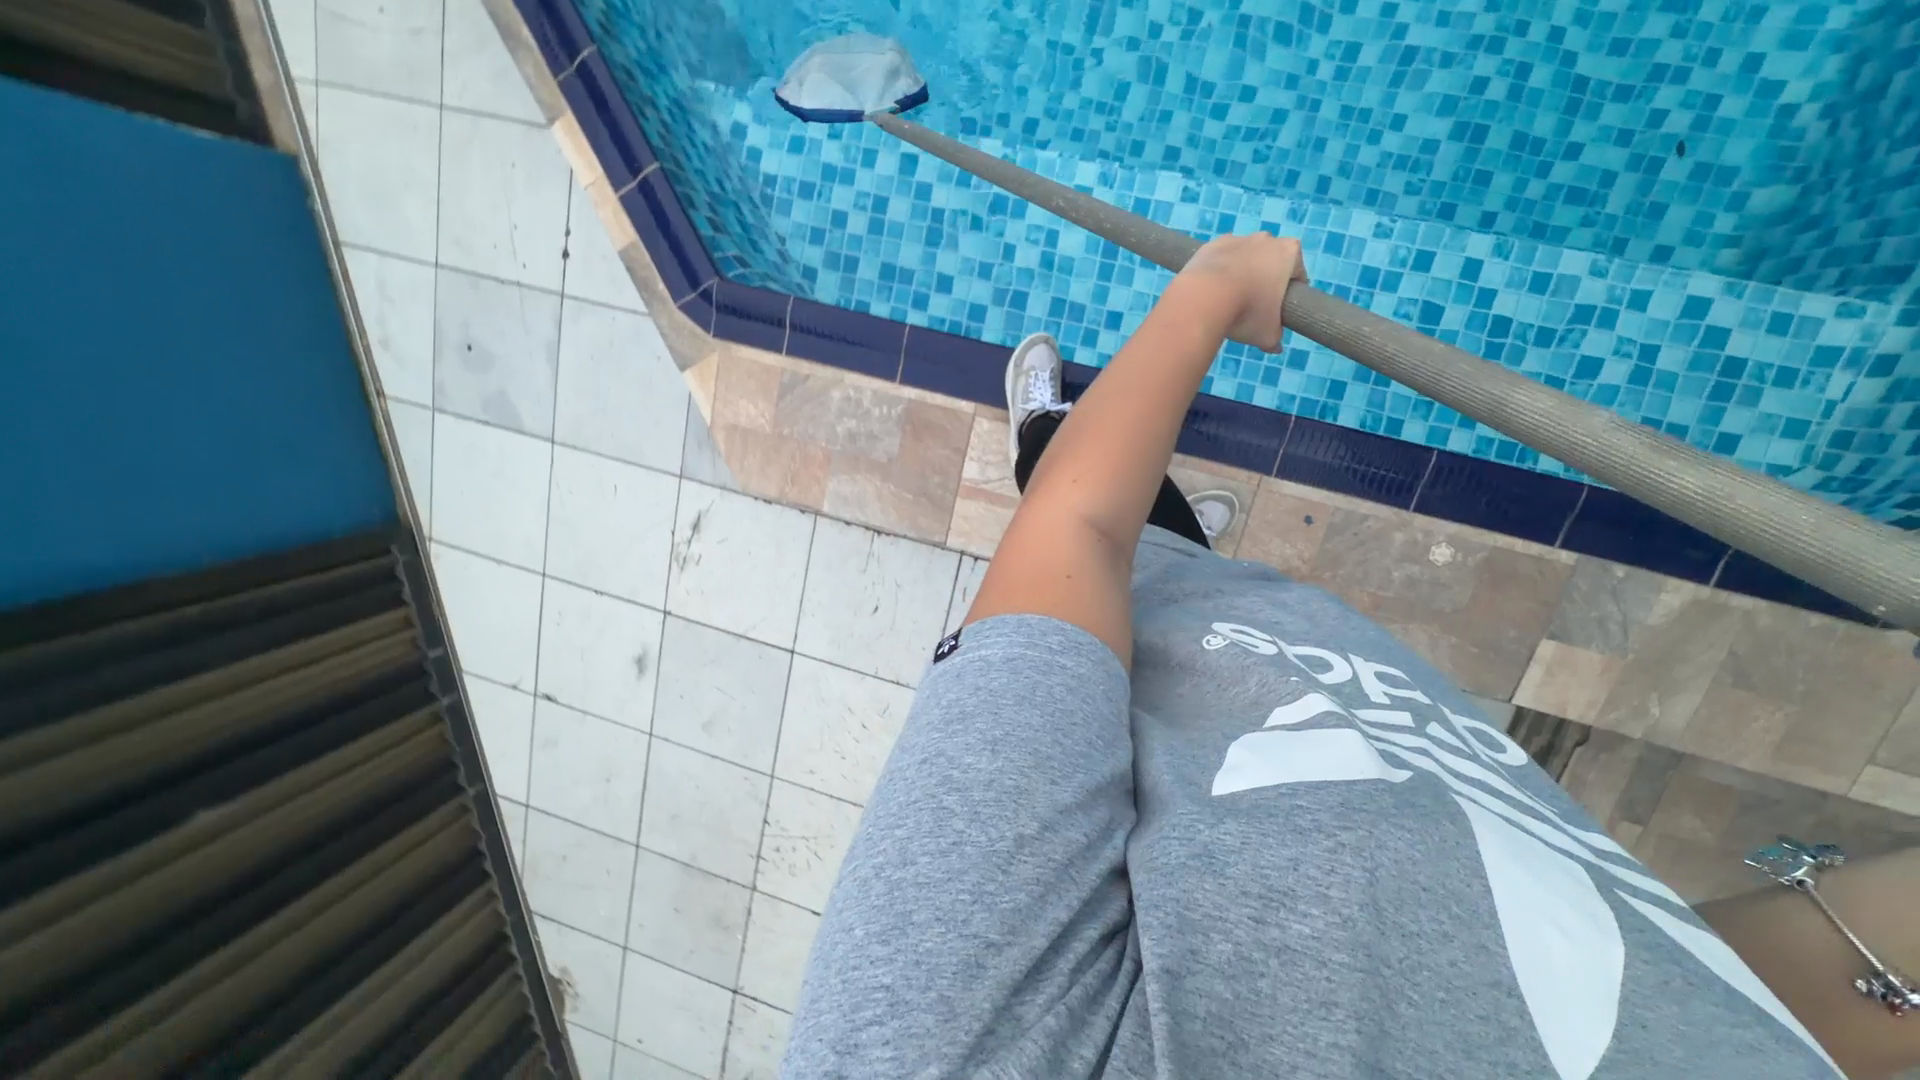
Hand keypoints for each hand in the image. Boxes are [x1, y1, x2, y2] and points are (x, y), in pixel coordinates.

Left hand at [1173, 233, 1309, 350]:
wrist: (1202, 298)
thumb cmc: (1246, 312)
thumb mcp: (1267, 333)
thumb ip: (1275, 338)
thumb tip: (1275, 347)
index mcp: (1289, 252)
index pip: (1297, 273)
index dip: (1290, 293)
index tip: (1279, 310)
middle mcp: (1265, 239)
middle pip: (1269, 262)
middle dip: (1264, 281)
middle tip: (1253, 307)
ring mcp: (1236, 238)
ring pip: (1242, 259)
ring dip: (1239, 274)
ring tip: (1227, 301)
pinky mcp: (1209, 245)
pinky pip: (1218, 260)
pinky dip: (1216, 272)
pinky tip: (1210, 292)